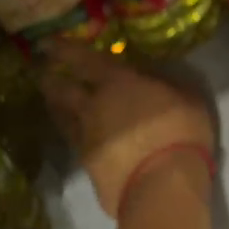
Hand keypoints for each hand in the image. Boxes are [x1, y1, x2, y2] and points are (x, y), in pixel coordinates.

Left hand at [40, 40, 217, 218]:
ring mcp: (87, 138)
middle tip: (42, 72)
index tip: (47, 43)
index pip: (84, 60)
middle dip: (50, 79)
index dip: (64, 49)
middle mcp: (94, 107)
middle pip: (62, 90)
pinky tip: (79, 136)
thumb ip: (165, 84)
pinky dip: (74, 135)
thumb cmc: (181, 131)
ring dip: (55, 106)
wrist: (163, 184)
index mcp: (118, 83)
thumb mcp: (186, 97)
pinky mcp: (87, 167)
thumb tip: (153, 79)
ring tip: (52, 100)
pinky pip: (76, 144)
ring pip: (63, 118)